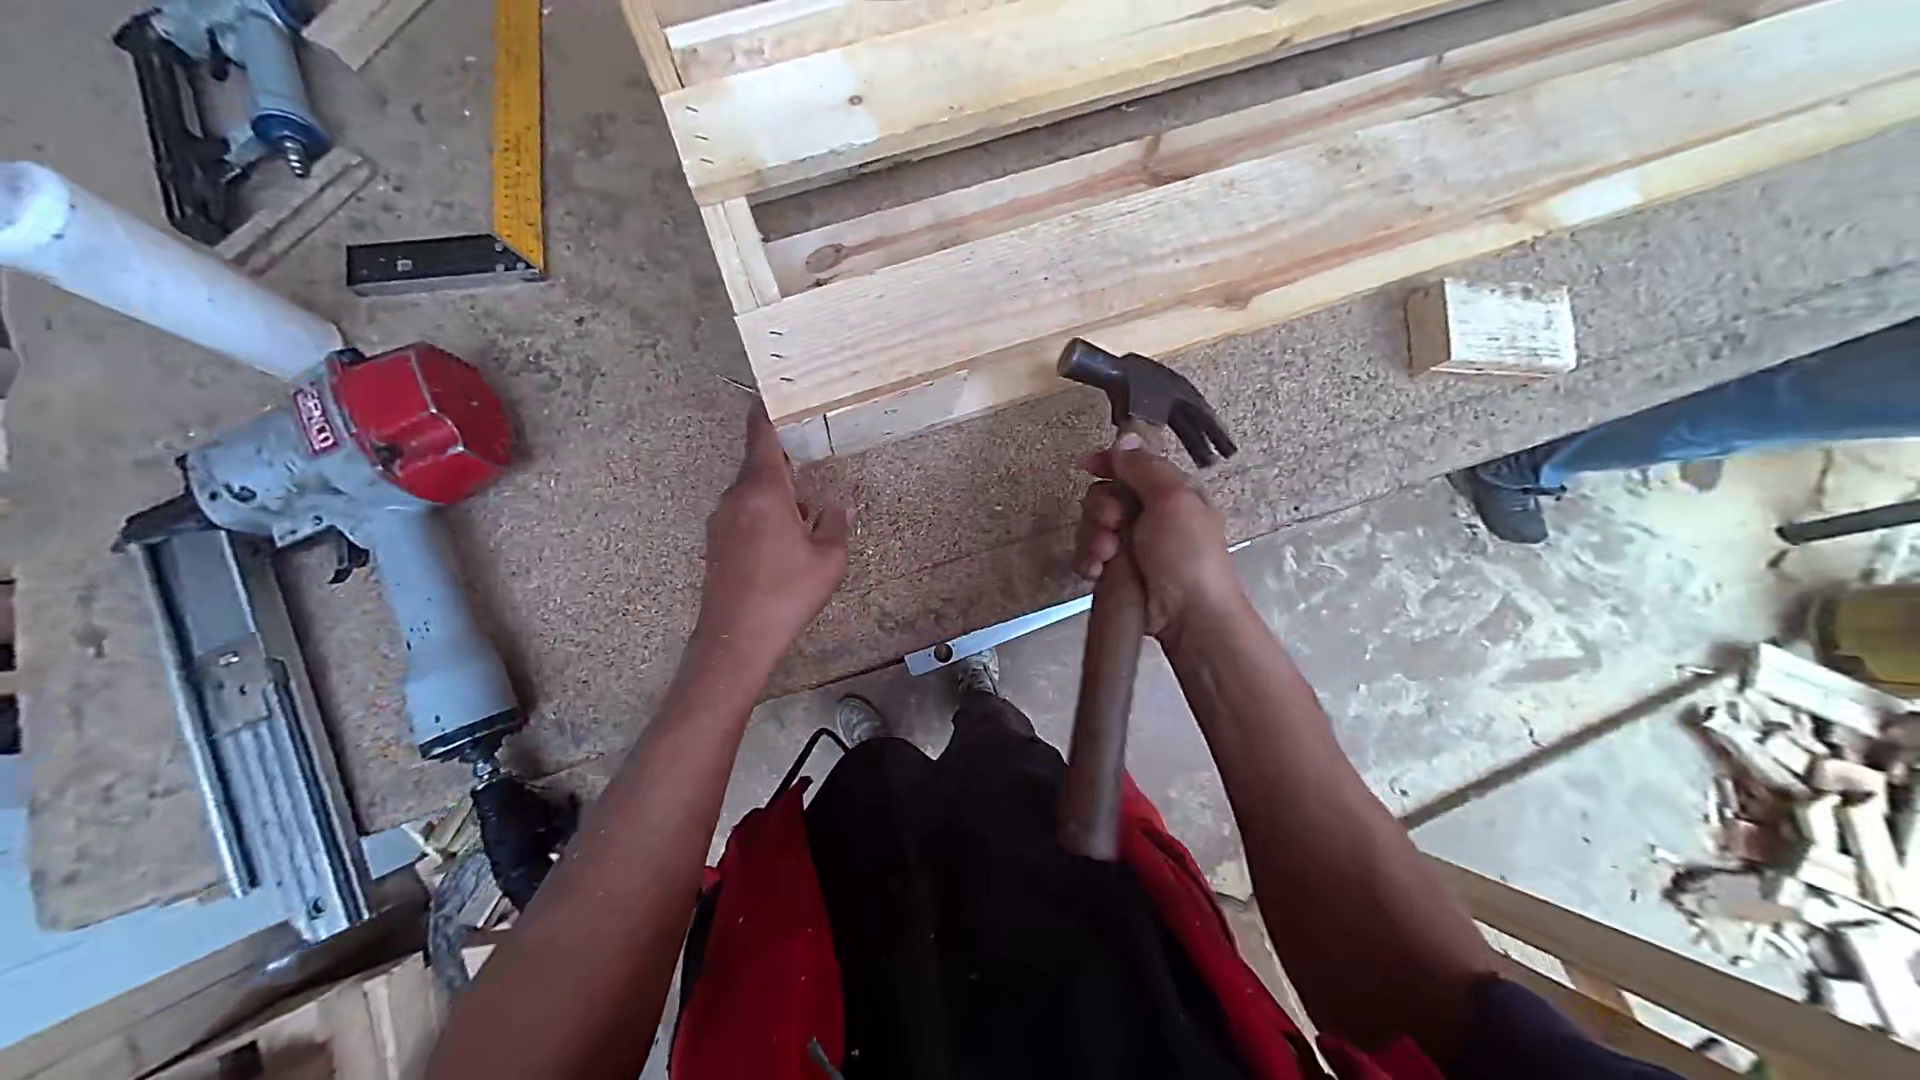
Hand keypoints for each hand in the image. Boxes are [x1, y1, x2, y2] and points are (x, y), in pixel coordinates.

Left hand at [695, 405, 848, 663]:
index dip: (768, 410)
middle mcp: (735, 497)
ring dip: (777, 495)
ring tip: (806, 517)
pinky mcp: (715, 542)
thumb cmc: (786, 593)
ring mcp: (720, 520)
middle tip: (813, 464)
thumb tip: (835, 507)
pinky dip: (764, 515)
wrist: (737, 638)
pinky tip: (784, 543)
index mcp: (763, 491)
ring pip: (752, 492)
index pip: (762, 435)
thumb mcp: (829, 559)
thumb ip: (836, 523)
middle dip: (786, 465)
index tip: (775, 393)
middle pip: (759, 465)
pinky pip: (743, 513)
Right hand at [1074, 431, 1240, 640]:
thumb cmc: (1188, 555)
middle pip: (1103, 496)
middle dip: (1102, 510)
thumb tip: (1124, 439)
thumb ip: (1144, 467)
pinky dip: (1089, 562)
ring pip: (1091, 527)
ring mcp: (1131, 545)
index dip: (1108, 463)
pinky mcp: (1116, 572)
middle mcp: (1148, 516)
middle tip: (1114, 525)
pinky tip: (1099, 571)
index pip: (1131, 466)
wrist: (1187, 614)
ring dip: (1094, 539)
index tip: (1090, 465)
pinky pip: (1088, 556)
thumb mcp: (1174, 498)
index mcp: (1169, 492)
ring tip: (1109, 555)